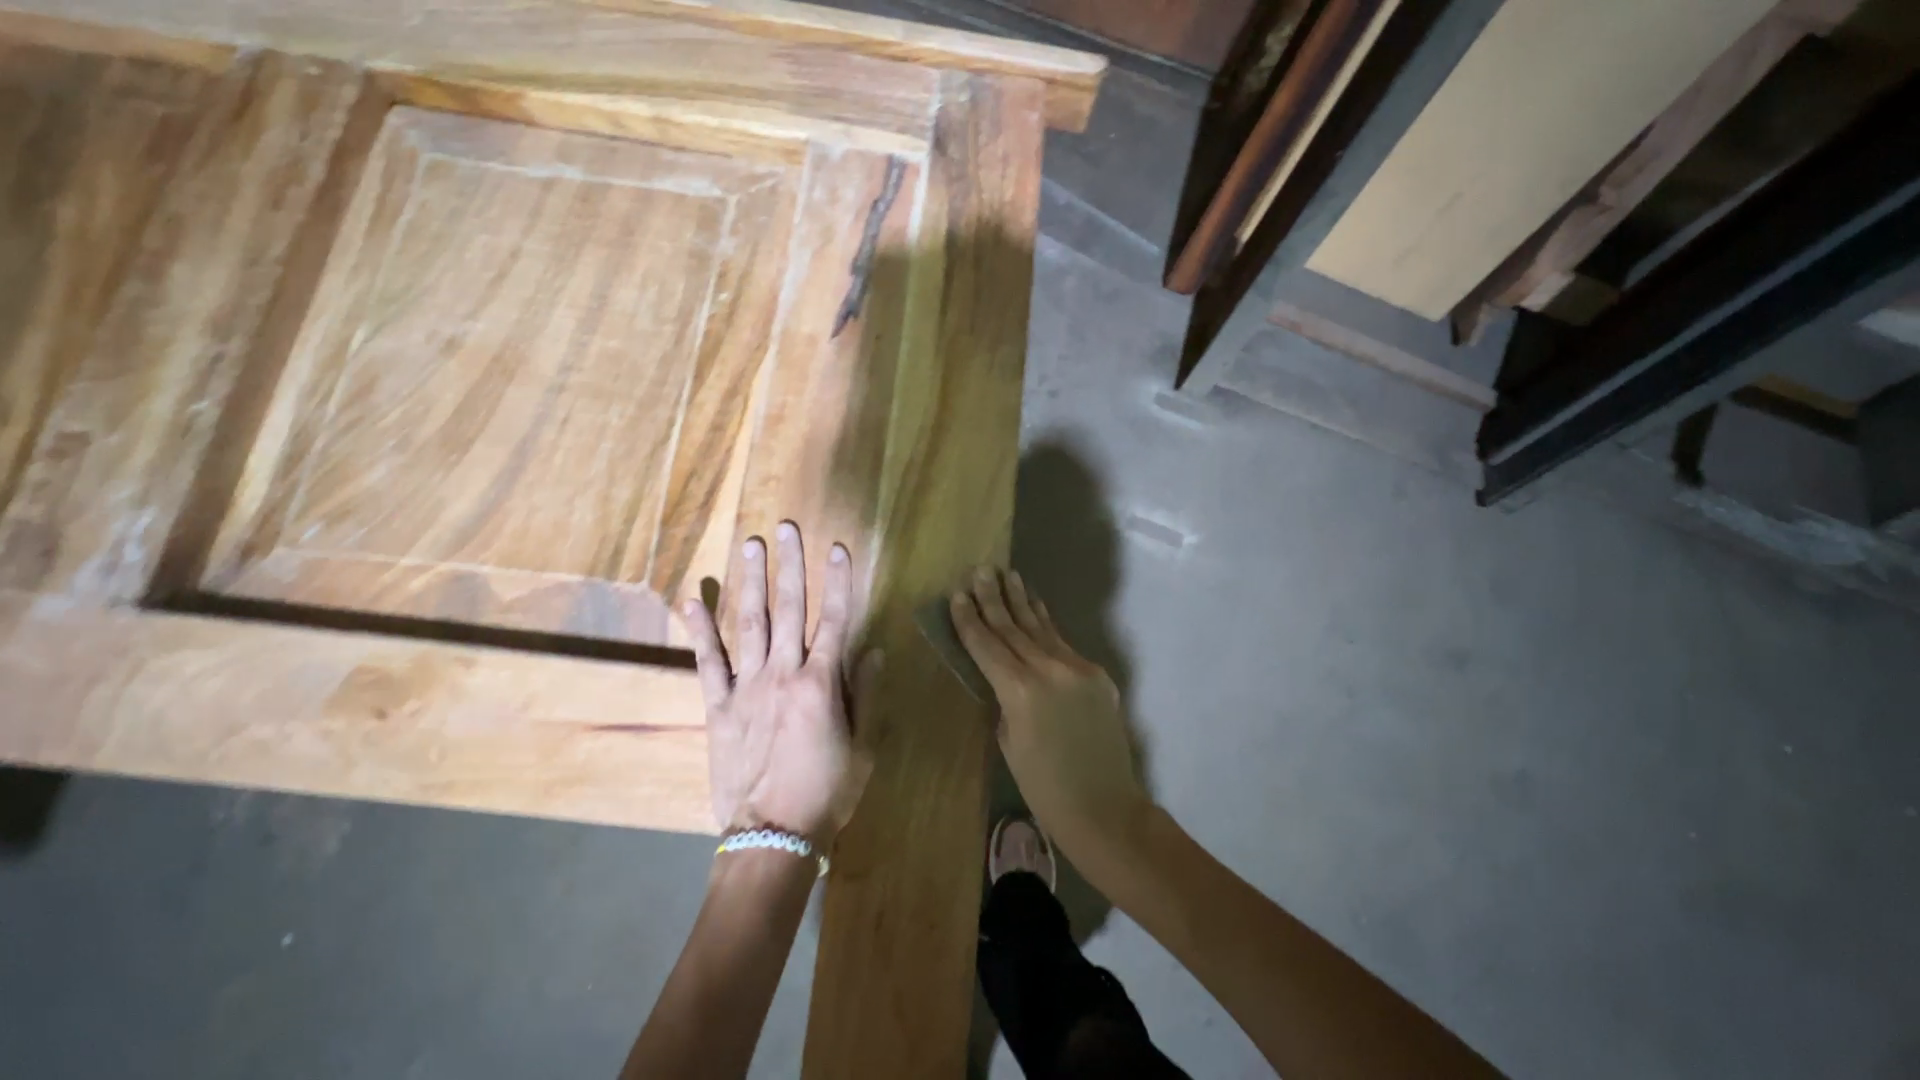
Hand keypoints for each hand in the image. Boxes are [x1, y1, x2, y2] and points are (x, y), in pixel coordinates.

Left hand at [681, 522, 879, 845]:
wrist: (772, 833)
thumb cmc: (828, 793)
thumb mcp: (864, 748)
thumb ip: (869, 695)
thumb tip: (875, 649)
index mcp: (822, 683)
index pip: (834, 620)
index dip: (838, 582)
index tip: (839, 547)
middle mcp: (783, 674)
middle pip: (789, 610)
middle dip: (790, 566)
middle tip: (786, 528)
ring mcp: (746, 687)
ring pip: (749, 624)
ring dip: (750, 581)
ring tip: (749, 544)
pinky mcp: (718, 705)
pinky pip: (708, 661)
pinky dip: (699, 630)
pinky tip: (692, 598)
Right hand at [950, 568, 1151, 861]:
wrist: (1104, 806)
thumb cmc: (1044, 787)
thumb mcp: (1009, 742)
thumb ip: (1005, 701)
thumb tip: (1005, 677)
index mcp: (1020, 690)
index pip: (987, 645)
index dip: (970, 619)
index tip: (957, 594)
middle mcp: (1049, 670)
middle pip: (1014, 628)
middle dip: (993, 599)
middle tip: (980, 570)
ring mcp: (1078, 670)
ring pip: (1042, 629)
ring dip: (1023, 602)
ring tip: (1008, 575)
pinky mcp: (1098, 676)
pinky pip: (1064, 645)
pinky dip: (1047, 625)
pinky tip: (1037, 609)